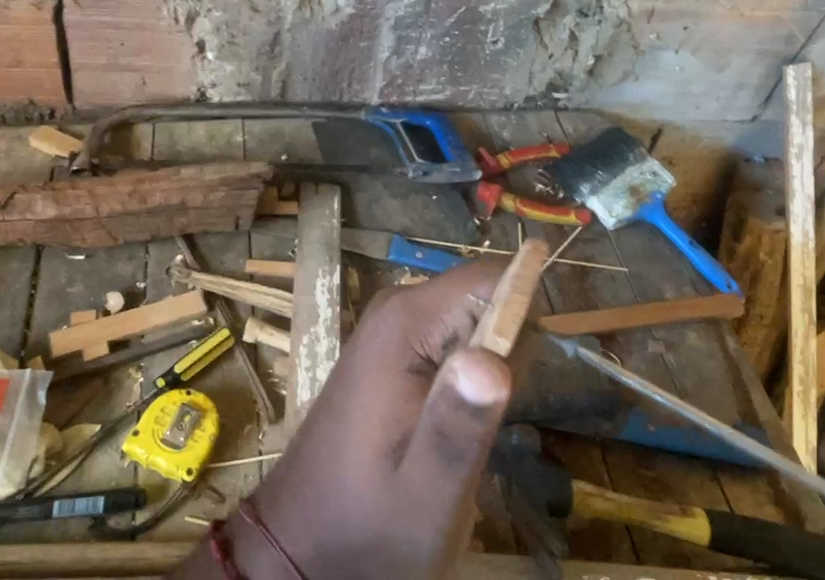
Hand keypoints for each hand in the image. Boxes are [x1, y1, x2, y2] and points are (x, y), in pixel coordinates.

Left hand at [182, 261, 513, 579]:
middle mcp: (397, 309)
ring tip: (461, 437)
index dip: (525, 321)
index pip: (493, 276)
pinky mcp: (393, 349)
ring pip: (477, 321)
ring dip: (490, 375)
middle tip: (483, 429)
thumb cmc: (366, 529)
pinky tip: (446, 429)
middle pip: (488, 298)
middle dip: (506, 356)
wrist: (300, 548)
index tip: (522, 386)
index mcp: (405, 324)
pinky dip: (468, 382)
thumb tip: (493, 361)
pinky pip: (455, 341)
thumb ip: (458, 428)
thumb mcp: (426, 496)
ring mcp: (392, 327)